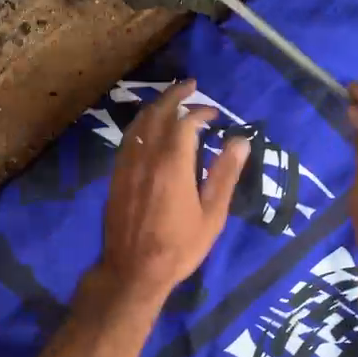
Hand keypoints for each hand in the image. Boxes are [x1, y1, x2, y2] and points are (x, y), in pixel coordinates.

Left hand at [97, 80, 251, 299]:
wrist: (132, 270)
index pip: (187, 123)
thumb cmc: (178, 247)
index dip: (201, 112)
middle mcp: (147, 156)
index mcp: (173, 164)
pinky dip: (141, 124)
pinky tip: (149, 127)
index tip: (215, 114)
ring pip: (139, 123)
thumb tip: (241, 141)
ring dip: (156, 106)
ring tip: (171, 100)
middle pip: (158, 113)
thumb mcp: (212, 215)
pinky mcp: (116, 175)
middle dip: (175, 96)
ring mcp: (127, 164)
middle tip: (190, 86)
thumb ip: (224, 174)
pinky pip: (128, 138)